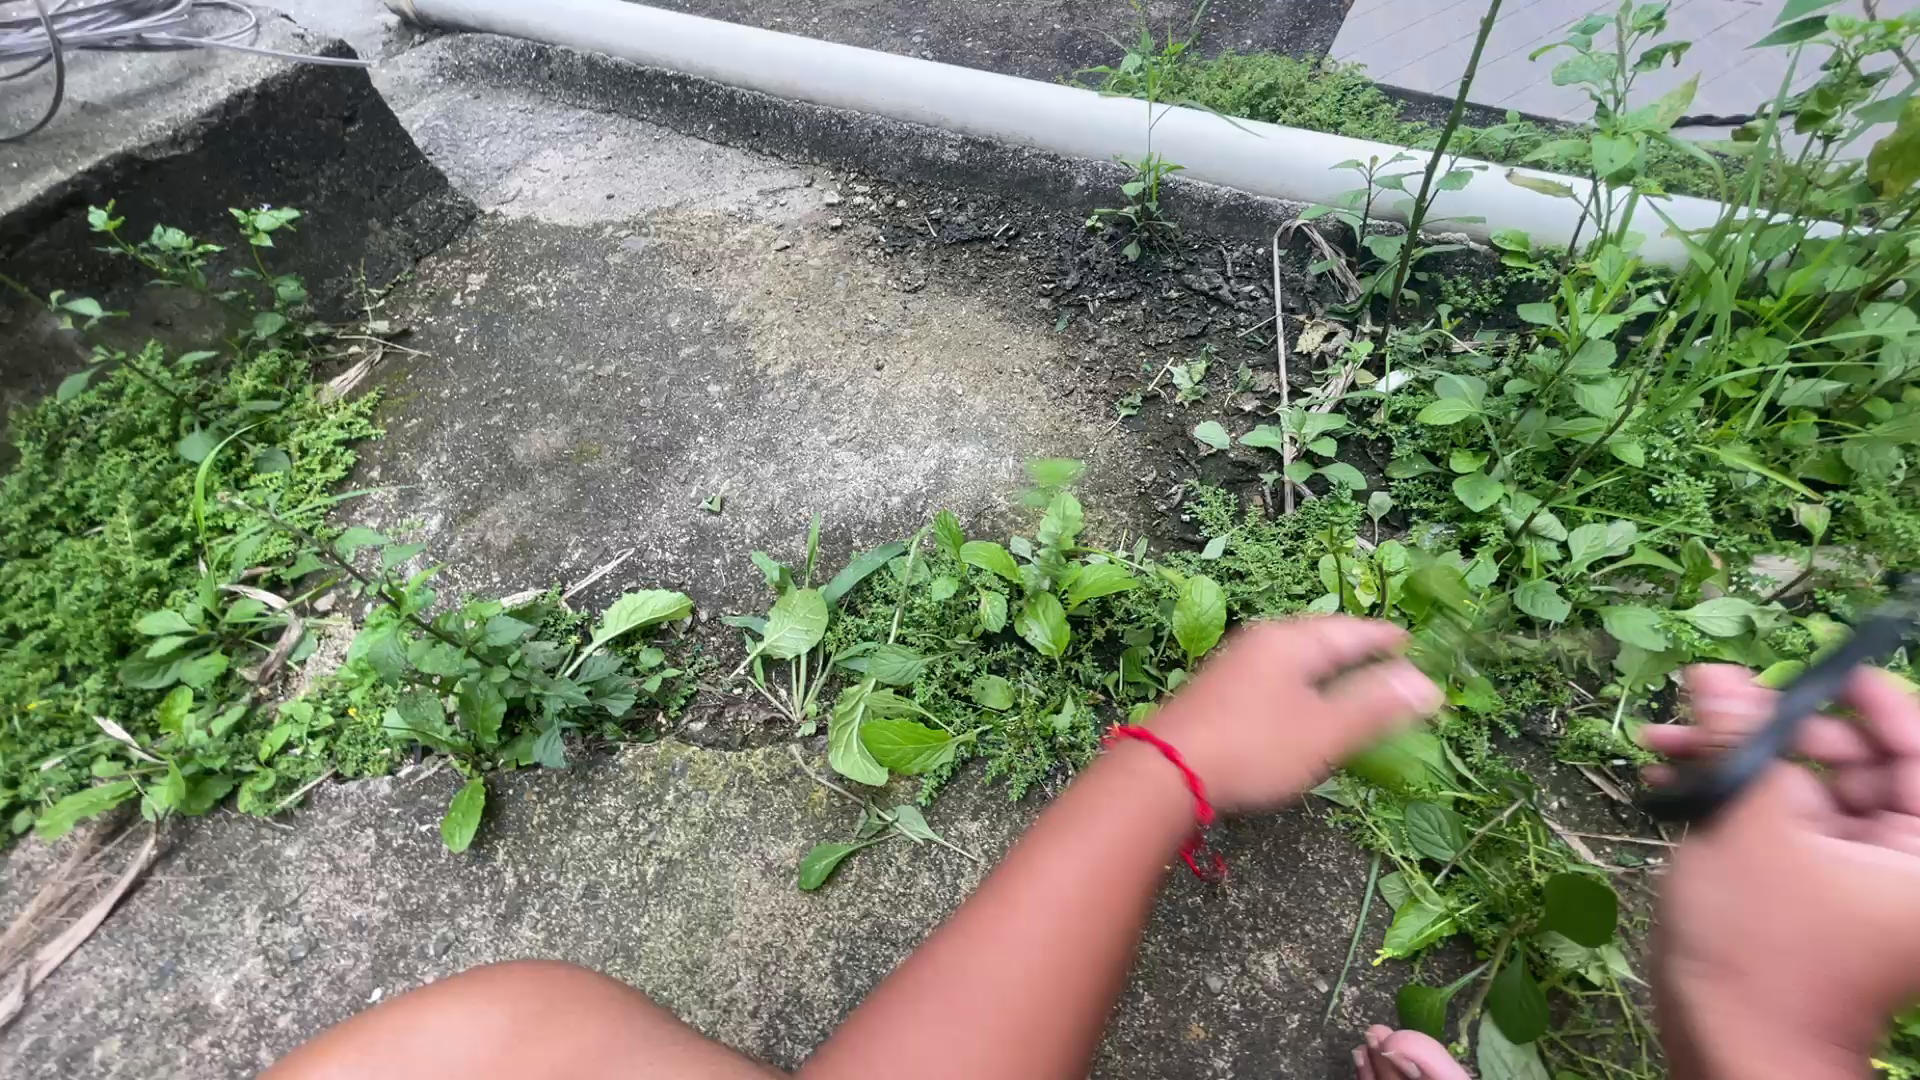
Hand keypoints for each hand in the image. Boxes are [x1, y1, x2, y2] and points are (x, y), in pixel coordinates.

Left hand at [1146, 616, 1441, 812]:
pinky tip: (1301, 698)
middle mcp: (1260, 642)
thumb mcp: (1325, 730)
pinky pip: (1274, 672)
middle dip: (1352, 645)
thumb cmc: (1255, 746)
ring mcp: (1235, 663)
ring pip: (1292, 654)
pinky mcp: (1220, 687)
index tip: (1409, 640)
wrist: (1169, 767)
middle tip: (1383, 651)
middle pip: (1317, 636)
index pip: (1348, 631)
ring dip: (1324, 662)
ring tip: (1348, 671)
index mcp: (1290, 642)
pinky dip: (1300, 679)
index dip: (1381, 638)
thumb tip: (1426, 683)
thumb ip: (1375, 706)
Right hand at [1642, 664, 1919, 1078]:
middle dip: (1769, 729)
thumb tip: (1718, 672)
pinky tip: (1672, 780)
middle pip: (1853, 760)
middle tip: (1702, 708)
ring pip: (1802, 781)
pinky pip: (1776, 810)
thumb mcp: (1747, 823)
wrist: (1731, 1022)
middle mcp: (1908, 855)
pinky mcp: (1808, 873)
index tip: (1822, 667)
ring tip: (1664, 745)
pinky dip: (1726, 790)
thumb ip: (1740, 742)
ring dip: (1731, 757)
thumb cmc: (1758, 933)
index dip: (1876, 702)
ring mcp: (1858, 867)